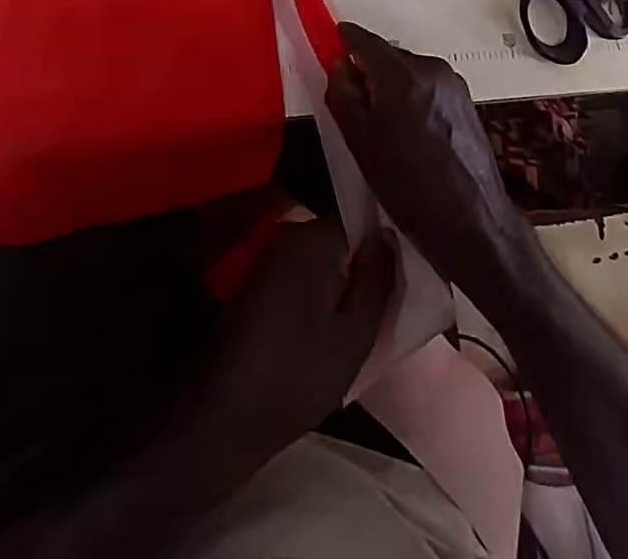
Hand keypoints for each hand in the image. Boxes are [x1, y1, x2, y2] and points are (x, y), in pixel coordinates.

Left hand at [193, 218, 394, 462]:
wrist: (229, 410)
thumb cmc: (301, 372)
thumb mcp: (355, 332)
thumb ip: (376, 278)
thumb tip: (386, 234)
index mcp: (313, 239)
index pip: (357, 216)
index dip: (380, 238)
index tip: (397, 266)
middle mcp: (285, 237)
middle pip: (336, 237)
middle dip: (358, 260)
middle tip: (382, 298)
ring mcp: (266, 257)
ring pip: (317, 257)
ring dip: (336, 278)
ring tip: (357, 314)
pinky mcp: (254, 280)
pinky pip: (297, 272)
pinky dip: (314, 290)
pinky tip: (325, 322)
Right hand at [324, 22, 530, 298]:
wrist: (470, 219)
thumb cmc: (405, 184)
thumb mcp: (359, 141)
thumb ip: (342, 94)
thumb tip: (339, 65)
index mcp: (401, 75)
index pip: (363, 39)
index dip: (343, 41)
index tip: (329, 48)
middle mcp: (431, 68)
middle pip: (388, 55)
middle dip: (367, 71)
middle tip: (353, 103)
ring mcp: (453, 83)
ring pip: (408, 71)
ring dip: (391, 85)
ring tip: (383, 125)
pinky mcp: (467, 100)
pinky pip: (427, 86)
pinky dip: (411, 96)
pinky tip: (408, 131)